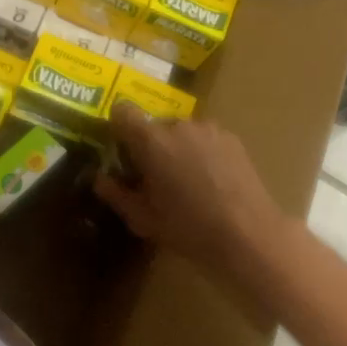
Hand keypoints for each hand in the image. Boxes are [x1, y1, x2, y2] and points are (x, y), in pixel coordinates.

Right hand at [94, 105, 290, 274]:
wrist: (247, 233)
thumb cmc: (187, 228)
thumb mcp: (142, 218)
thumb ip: (115, 194)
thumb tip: (99, 178)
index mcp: (151, 141)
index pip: (122, 112)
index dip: (117, 127)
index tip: (121, 151)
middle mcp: (179, 125)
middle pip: (154, 126)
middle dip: (150, 146)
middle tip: (155, 179)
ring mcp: (209, 129)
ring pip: (182, 133)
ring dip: (177, 149)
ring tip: (187, 183)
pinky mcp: (232, 139)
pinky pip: (205, 139)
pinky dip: (201, 153)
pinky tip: (211, 182)